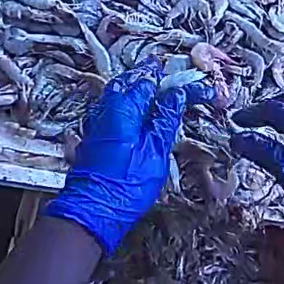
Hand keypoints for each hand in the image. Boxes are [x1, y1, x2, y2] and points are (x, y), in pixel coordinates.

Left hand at [44, 65, 208, 256]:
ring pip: (118, 93)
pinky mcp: (95, 135)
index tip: (189, 82)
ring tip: (155, 87)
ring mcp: (97, 121)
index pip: (150, 81)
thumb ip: (165, 120)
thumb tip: (177, 95)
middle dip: (149, 75)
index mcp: (124, 107)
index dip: (171, 80)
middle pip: (130, 81)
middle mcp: (107, 109)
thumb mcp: (155, 152)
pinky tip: (136, 110)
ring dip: (137, 87)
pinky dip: (127, 103)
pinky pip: (112, 108)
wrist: (93, 209)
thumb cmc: (126, 184)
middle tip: (168, 74)